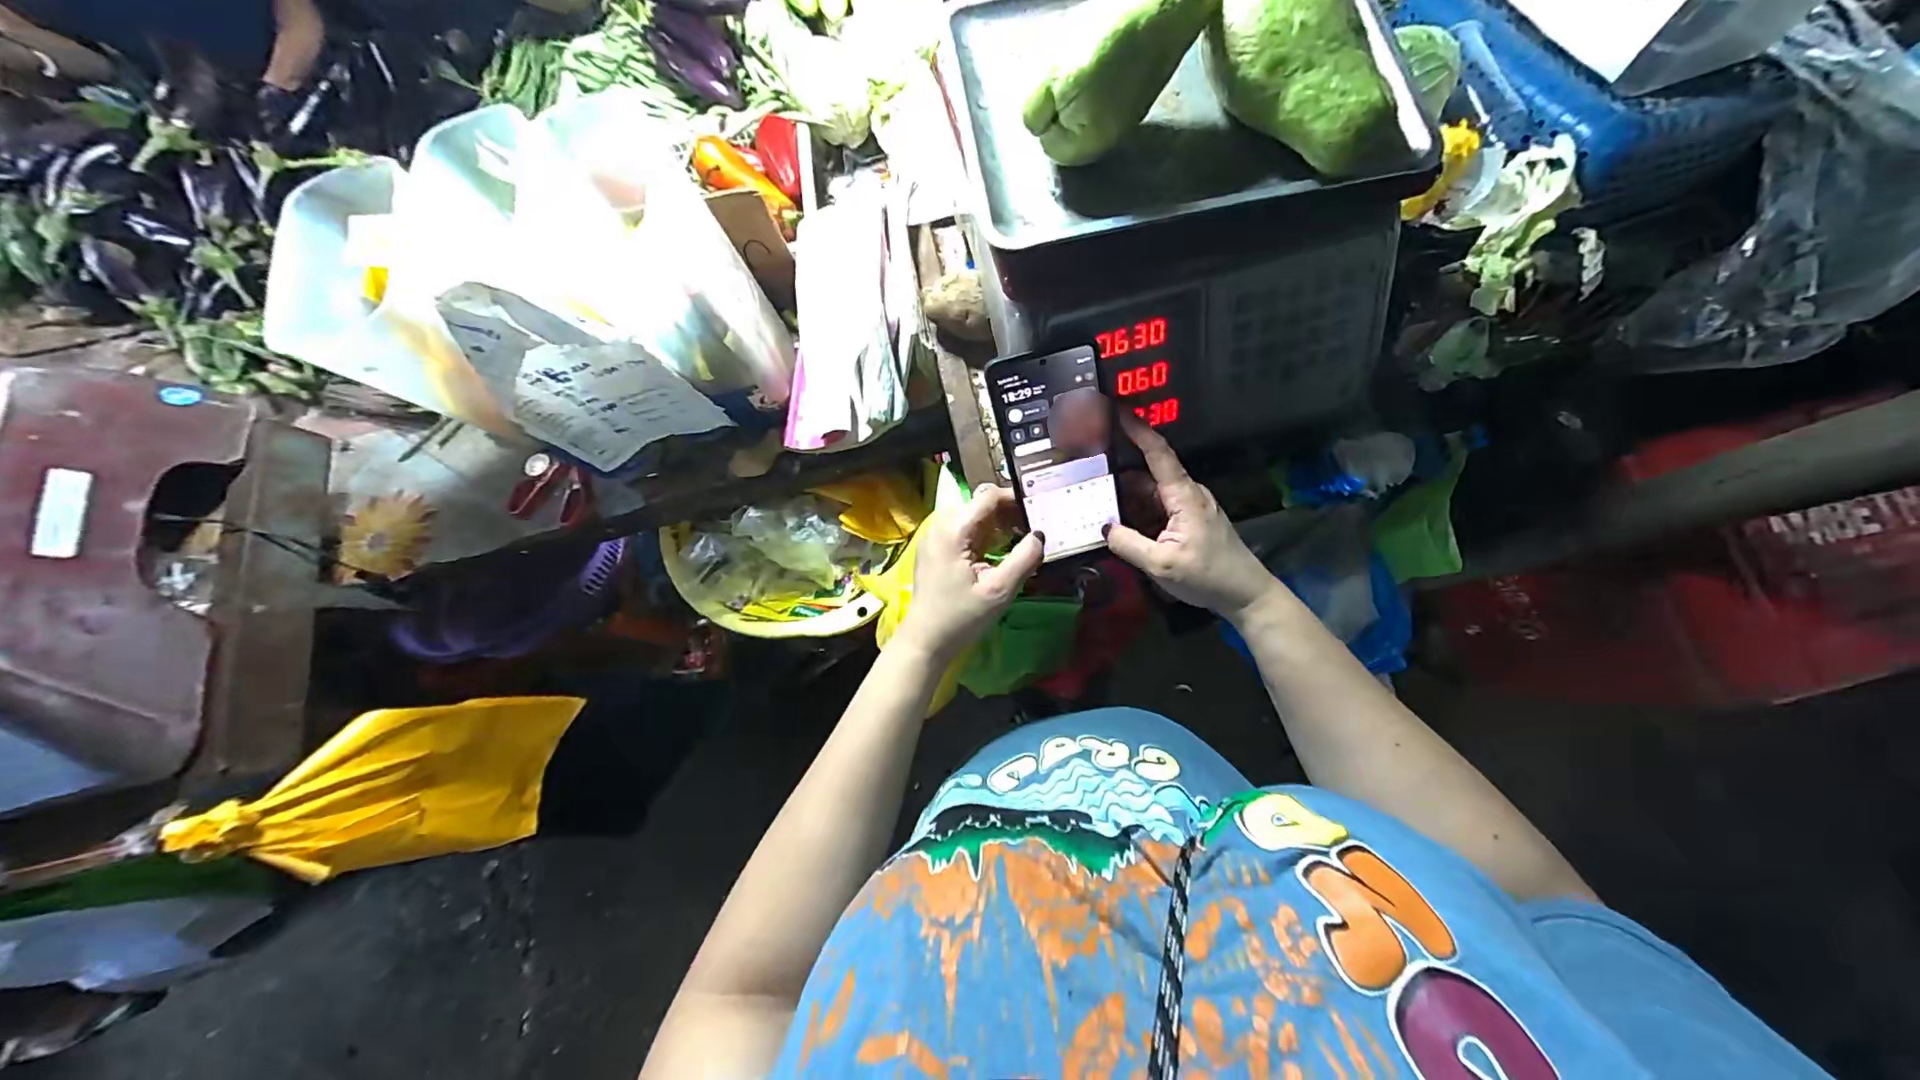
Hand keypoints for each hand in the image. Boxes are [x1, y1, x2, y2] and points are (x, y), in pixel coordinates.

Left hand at [894, 484, 1044, 659]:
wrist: (926, 640)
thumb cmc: (961, 617)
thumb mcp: (999, 590)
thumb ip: (1024, 559)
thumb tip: (1039, 535)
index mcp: (953, 530)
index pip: (988, 496)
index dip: (1015, 499)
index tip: (1038, 511)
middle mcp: (941, 526)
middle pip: (980, 504)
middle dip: (1009, 512)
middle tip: (1033, 529)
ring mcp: (936, 537)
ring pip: (973, 517)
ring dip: (998, 524)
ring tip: (1021, 540)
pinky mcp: (937, 549)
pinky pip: (965, 531)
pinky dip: (985, 536)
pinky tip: (1001, 551)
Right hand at [1104, 413, 1284, 622]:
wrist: (1246, 594)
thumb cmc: (1208, 576)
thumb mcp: (1161, 564)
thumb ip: (1127, 544)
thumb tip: (1103, 527)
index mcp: (1183, 496)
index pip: (1157, 453)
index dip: (1137, 429)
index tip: (1116, 410)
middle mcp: (1187, 495)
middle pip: (1146, 477)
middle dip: (1118, 478)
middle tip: (1087, 480)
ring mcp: (1188, 508)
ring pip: (1149, 495)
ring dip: (1126, 502)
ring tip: (1096, 508)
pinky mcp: (1188, 522)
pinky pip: (1156, 511)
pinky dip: (1137, 516)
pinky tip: (1119, 528)